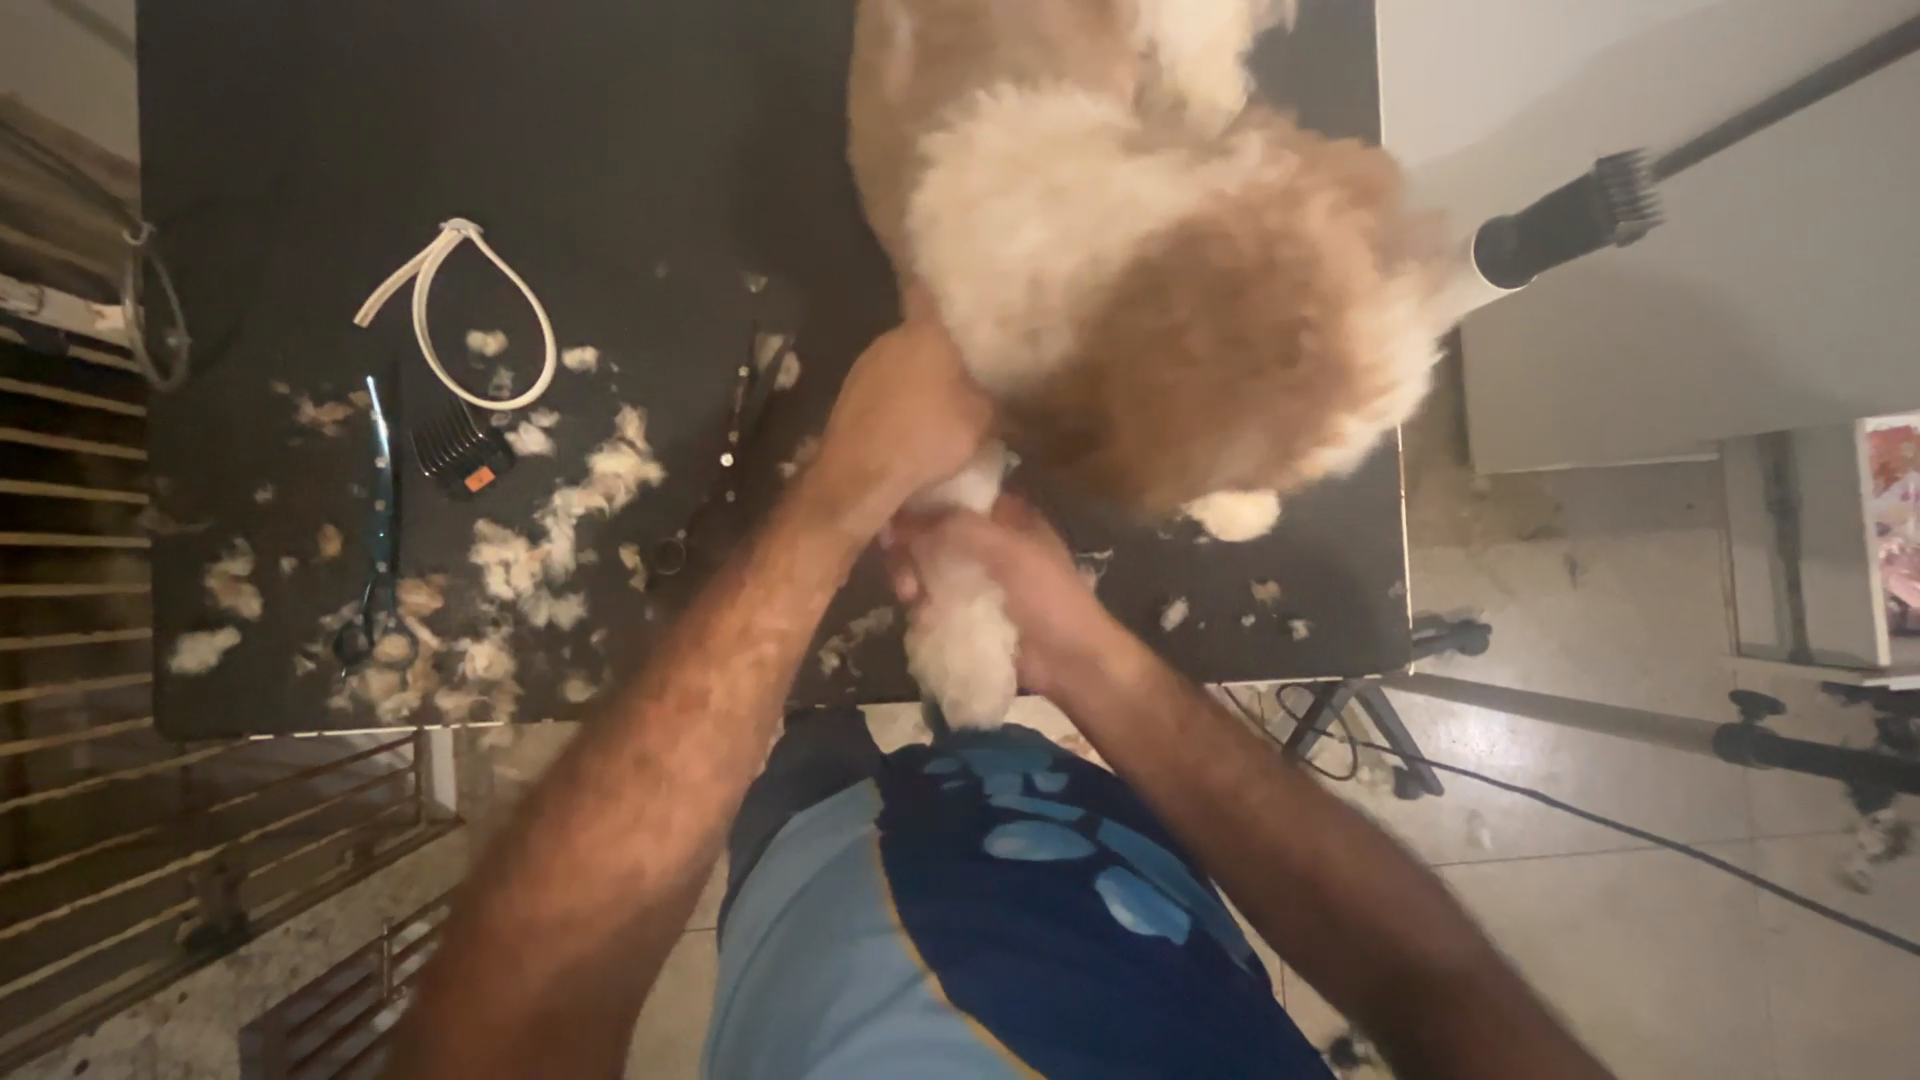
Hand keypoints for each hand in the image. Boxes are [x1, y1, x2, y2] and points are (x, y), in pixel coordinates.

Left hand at [811, 288, 992, 528]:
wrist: (860, 475)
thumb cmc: (927, 437)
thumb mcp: (982, 421)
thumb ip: (995, 397)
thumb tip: (1005, 392)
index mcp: (924, 332)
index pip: (935, 293)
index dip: (952, 296)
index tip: (970, 303)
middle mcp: (889, 338)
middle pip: (921, 334)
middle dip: (942, 349)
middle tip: (969, 366)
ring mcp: (864, 366)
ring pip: (902, 362)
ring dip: (919, 377)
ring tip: (943, 400)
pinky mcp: (848, 394)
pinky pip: (884, 387)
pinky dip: (899, 399)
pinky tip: (912, 421)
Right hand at [884, 495, 1123, 695]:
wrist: (1072, 662)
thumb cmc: (1048, 597)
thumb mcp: (1009, 551)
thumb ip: (956, 528)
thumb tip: (899, 520)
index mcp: (1004, 515)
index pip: (952, 494)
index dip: (920, 502)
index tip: (894, 521)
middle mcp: (986, 540)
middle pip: (931, 531)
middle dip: (910, 549)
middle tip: (905, 575)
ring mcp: (975, 578)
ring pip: (926, 566)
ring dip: (911, 578)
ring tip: (911, 599)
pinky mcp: (966, 612)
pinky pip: (931, 600)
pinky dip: (921, 606)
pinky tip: (920, 617)